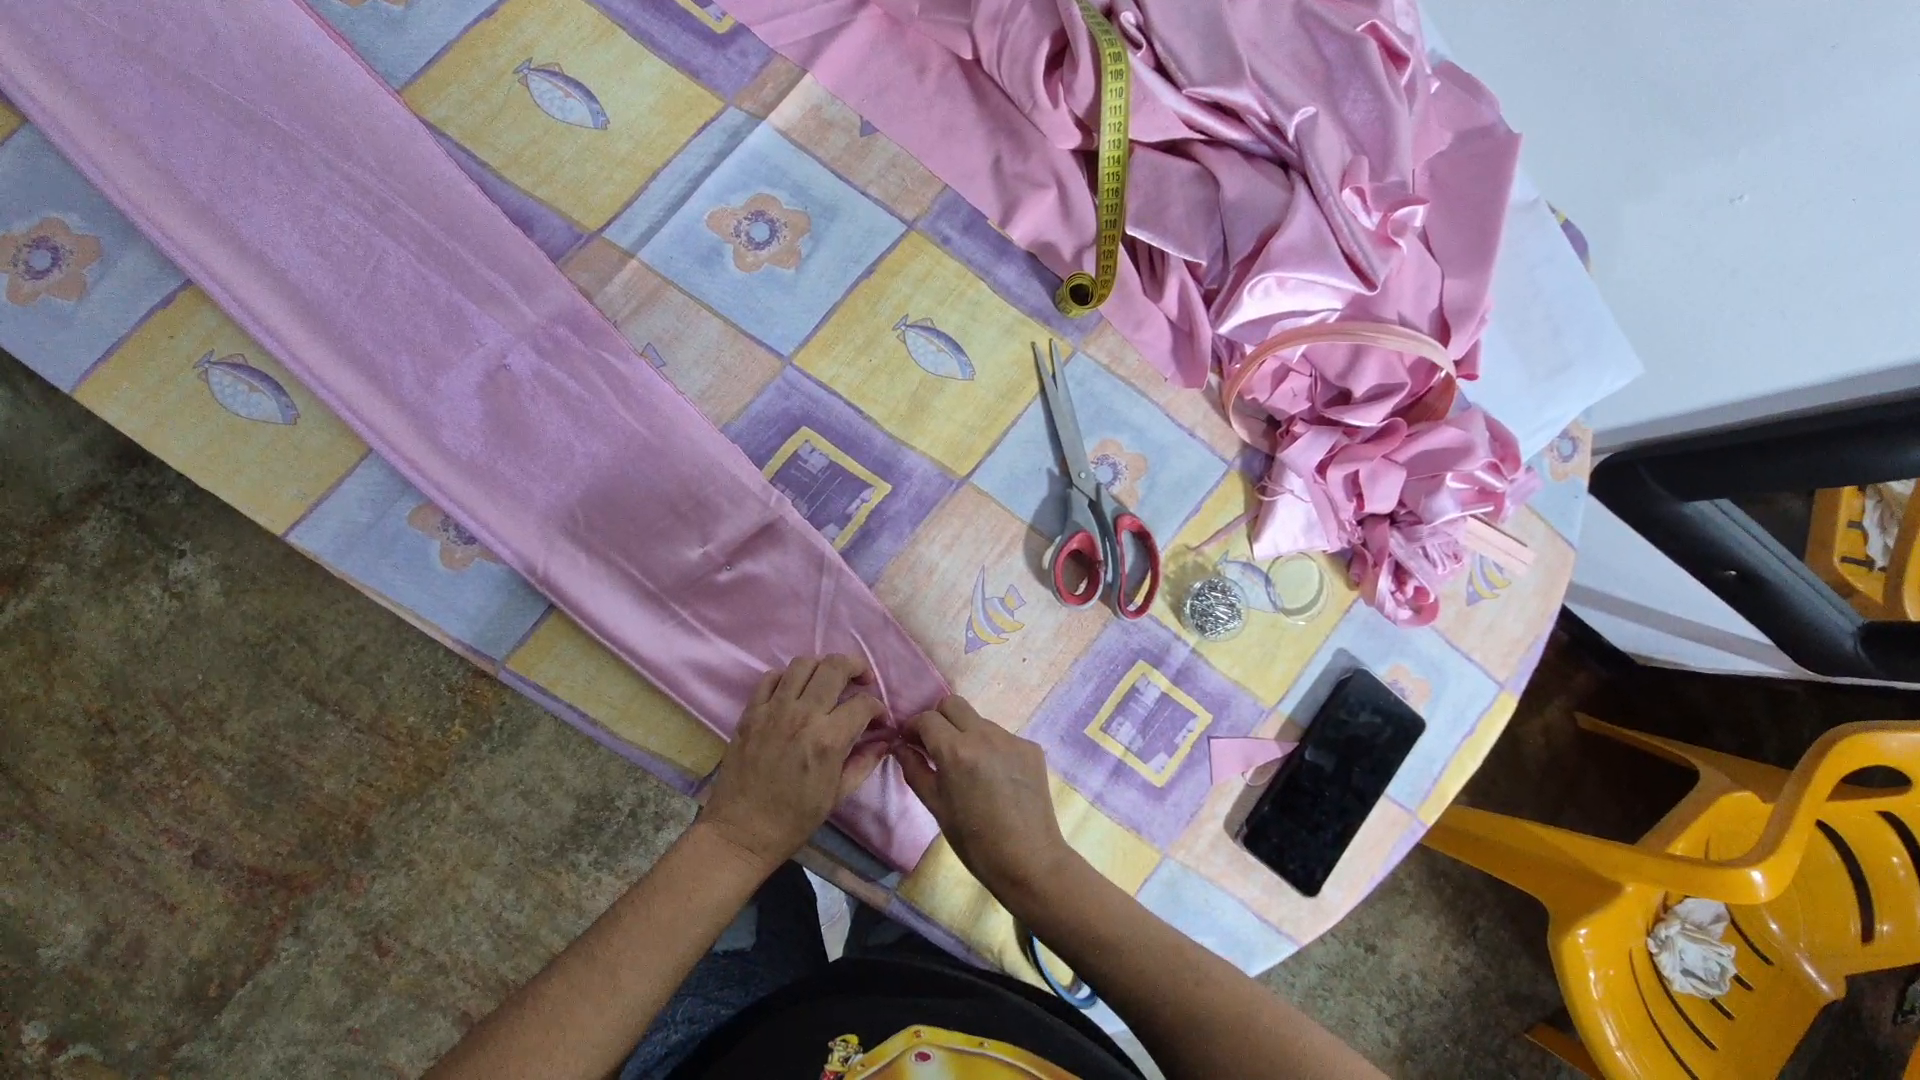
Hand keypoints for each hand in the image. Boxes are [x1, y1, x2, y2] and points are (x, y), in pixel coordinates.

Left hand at [700, 655, 889, 871]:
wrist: (741, 832)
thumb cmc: (794, 820)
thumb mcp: (837, 795)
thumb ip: (864, 762)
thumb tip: (884, 741)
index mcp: (828, 739)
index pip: (863, 704)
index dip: (878, 708)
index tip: (879, 720)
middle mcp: (802, 715)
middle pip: (835, 667)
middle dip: (856, 667)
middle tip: (862, 681)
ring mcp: (773, 710)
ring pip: (803, 664)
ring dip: (822, 667)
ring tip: (829, 682)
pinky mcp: (751, 712)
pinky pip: (771, 677)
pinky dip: (788, 677)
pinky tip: (795, 692)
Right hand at [894, 696, 1078, 902]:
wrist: (1028, 860)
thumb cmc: (974, 841)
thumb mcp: (936, 806)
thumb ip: (915, 769)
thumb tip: (900, 746)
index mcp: (956, 750)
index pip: (927, 718)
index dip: (913, 727)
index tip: (910, 742)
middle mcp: (985, 735)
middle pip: (953, 704)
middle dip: (939, 719)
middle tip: (935, 746)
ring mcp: (1012, 739)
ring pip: (979, 721)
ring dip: (966, 734)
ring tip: (968, 768)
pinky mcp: (1031, 748)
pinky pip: (1002, 738)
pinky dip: (991, 749)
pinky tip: (994, 778)